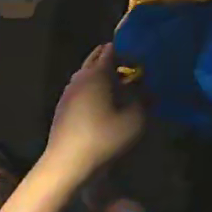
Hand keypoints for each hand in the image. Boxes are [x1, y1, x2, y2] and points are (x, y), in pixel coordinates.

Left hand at [38, 44, 143, 184]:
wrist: (68, 161)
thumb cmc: (103, 138)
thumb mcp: (134, 121)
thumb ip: (143, 101)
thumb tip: (148, 90)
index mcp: (97, 73)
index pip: (110, 50)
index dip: (125, 52)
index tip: (138, 62)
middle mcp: (81, 76)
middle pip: (95, 57)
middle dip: (112, 60)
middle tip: (129, 72)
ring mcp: (69, 90)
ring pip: (86, 72)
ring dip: (100, 74)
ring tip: (117, 88)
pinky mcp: (63, 105)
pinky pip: (80, 87)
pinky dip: (91, 88)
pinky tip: (100, 104)